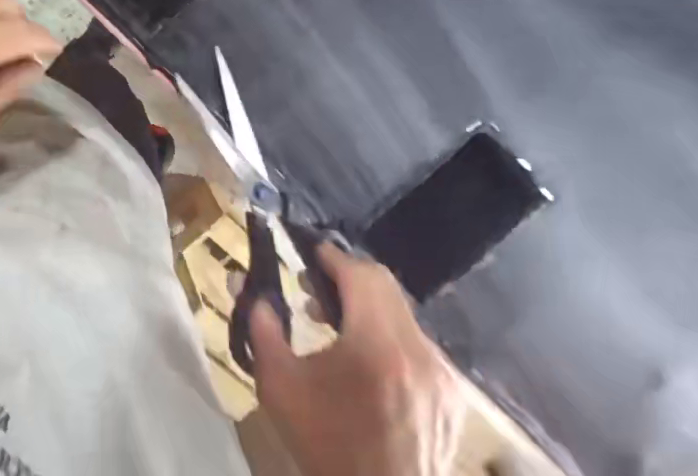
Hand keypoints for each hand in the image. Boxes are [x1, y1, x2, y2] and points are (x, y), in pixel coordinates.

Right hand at [249, 242, 462, 475]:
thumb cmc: (325, 444)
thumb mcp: (279, 384)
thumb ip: (261, 326)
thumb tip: (246, 284)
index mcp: (377, 347)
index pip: (361, 275)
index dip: (333, 257)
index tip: (308, 252)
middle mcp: (419, 352)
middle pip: (385, 286)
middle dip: (348, 276)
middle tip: (314, 286)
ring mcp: (442, 375)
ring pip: (402, 313)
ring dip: (367, 305)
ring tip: (334, 324)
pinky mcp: (452, 395)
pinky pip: (417, 342)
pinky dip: (388, 334)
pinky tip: (365, 360)